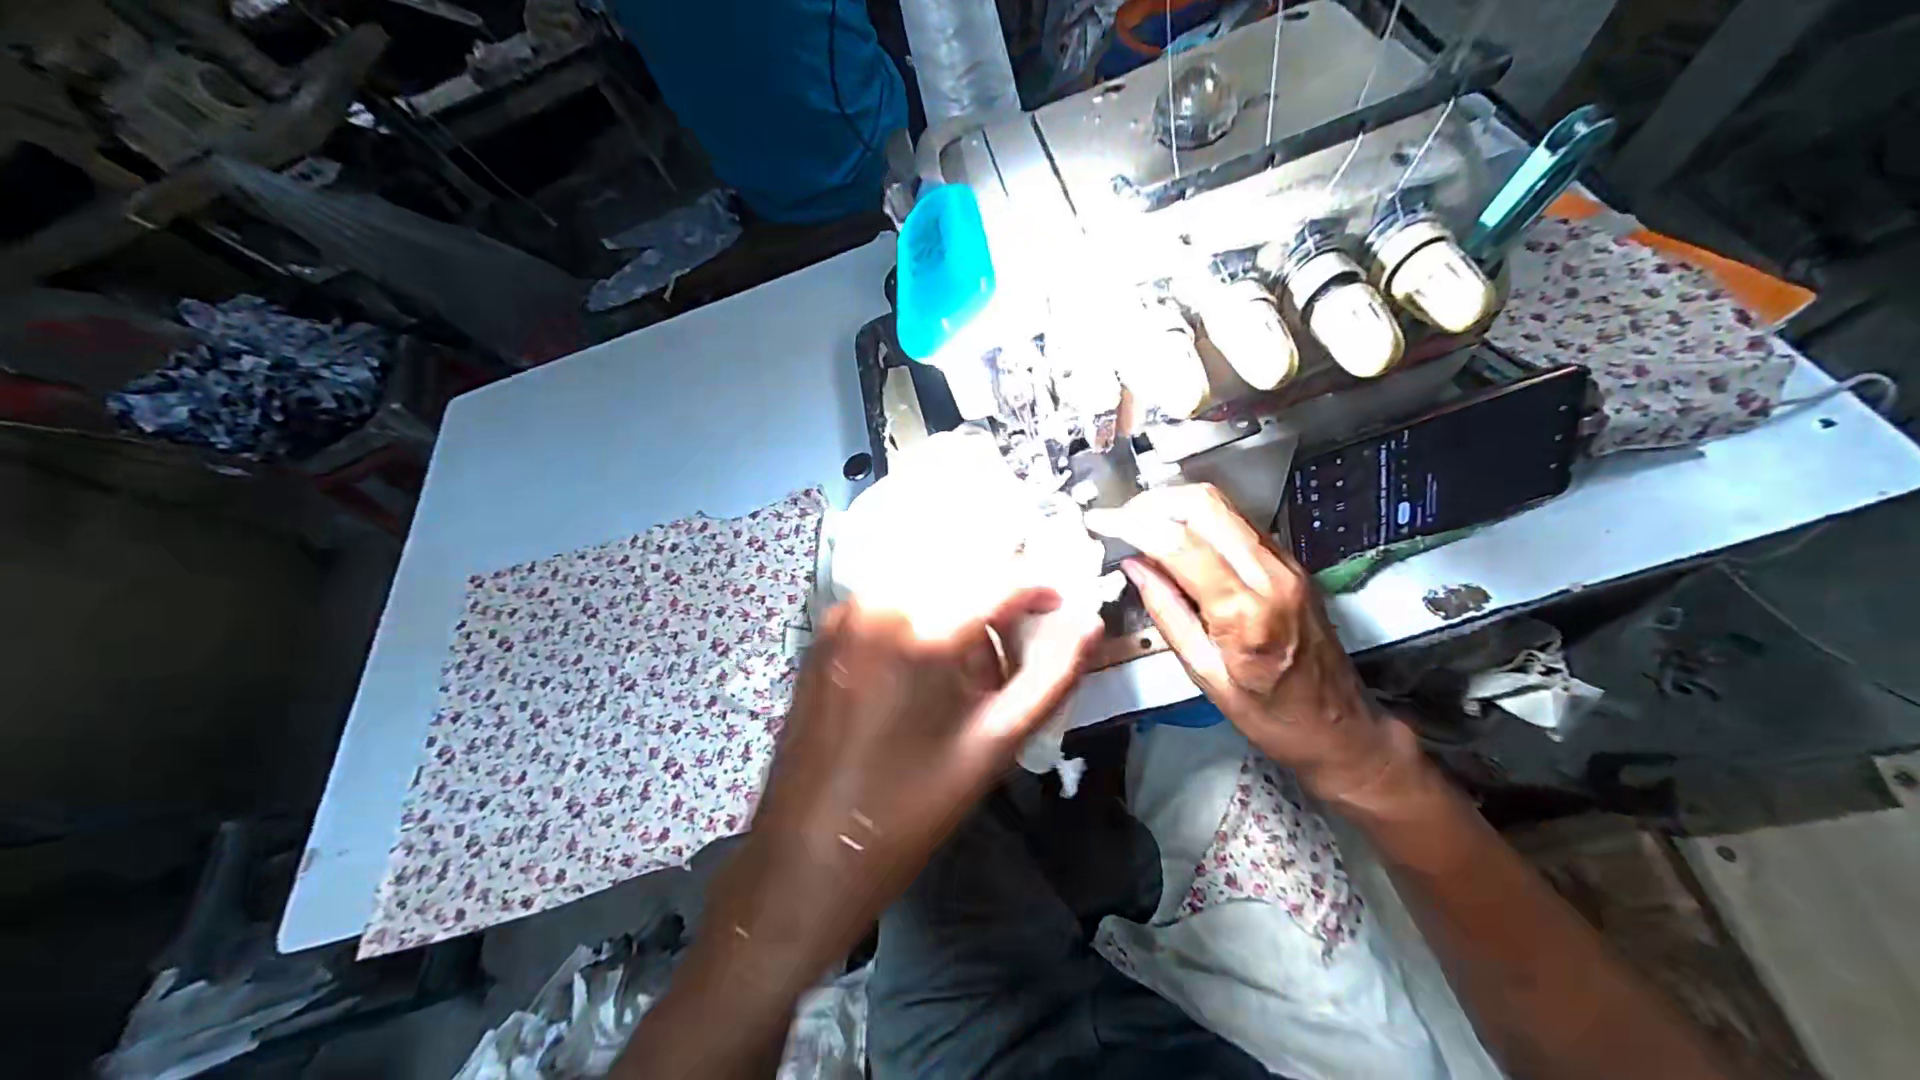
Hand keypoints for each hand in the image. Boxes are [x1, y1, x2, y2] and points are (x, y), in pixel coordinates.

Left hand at [703, 587, 1101, 989]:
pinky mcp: (824, 628)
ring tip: (968, 657)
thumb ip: (1050, 677)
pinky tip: (923, 659)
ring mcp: (845, 612)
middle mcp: (880, 603)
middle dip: (998, 594)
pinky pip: (888, 595)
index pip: (1003, 578)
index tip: (1060, 609)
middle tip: (1014, 640)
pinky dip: (919, 608)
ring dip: (957, 599)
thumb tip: (1089, 623)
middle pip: (961, 568)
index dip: (1040, 587)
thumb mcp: (993, 746)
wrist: (807, 852)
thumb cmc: (910, 810)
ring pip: (923, 577)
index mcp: (925, 631)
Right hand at [1087, 484, 1406, 802]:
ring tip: (1142, 525)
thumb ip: (1166, 611)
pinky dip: (1199, 519)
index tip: (1102, 520)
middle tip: (1122, 518)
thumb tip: (1135, 566)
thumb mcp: (1204, 672)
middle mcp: (1271, 576)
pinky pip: (1237, 522)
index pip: (1179, 544)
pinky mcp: (1290, 562)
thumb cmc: (1273, 715)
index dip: (1132, 524)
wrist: (1339, 725)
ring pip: (1223, 505)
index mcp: (1245, 613)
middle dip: (1153, 502)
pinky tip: (1177, 539)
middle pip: (1205, 504)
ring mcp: (1286, 564)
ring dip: (1175, 505)